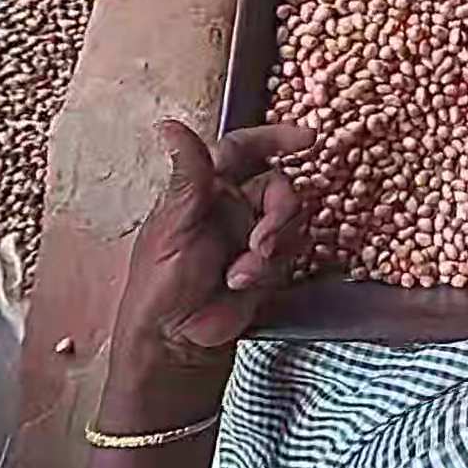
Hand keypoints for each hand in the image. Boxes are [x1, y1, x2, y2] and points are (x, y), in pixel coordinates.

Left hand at [99, 120, 313, 431]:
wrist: (175, 341)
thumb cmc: (160, 281)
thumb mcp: (172, 225)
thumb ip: (188, 176)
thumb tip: (170, 126)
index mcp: (207, 188)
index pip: (245, 149)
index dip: (276, 138)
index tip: (307, 138)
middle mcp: (235, 204)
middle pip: (278, 185)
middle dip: (280, 208)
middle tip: (265, 236)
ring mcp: (255, 232)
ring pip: (291, 217)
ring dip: (274, 242)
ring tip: (244, 270)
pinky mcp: (271, 261)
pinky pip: (292, 248)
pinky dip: (272, 265)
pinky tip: (244, 282)